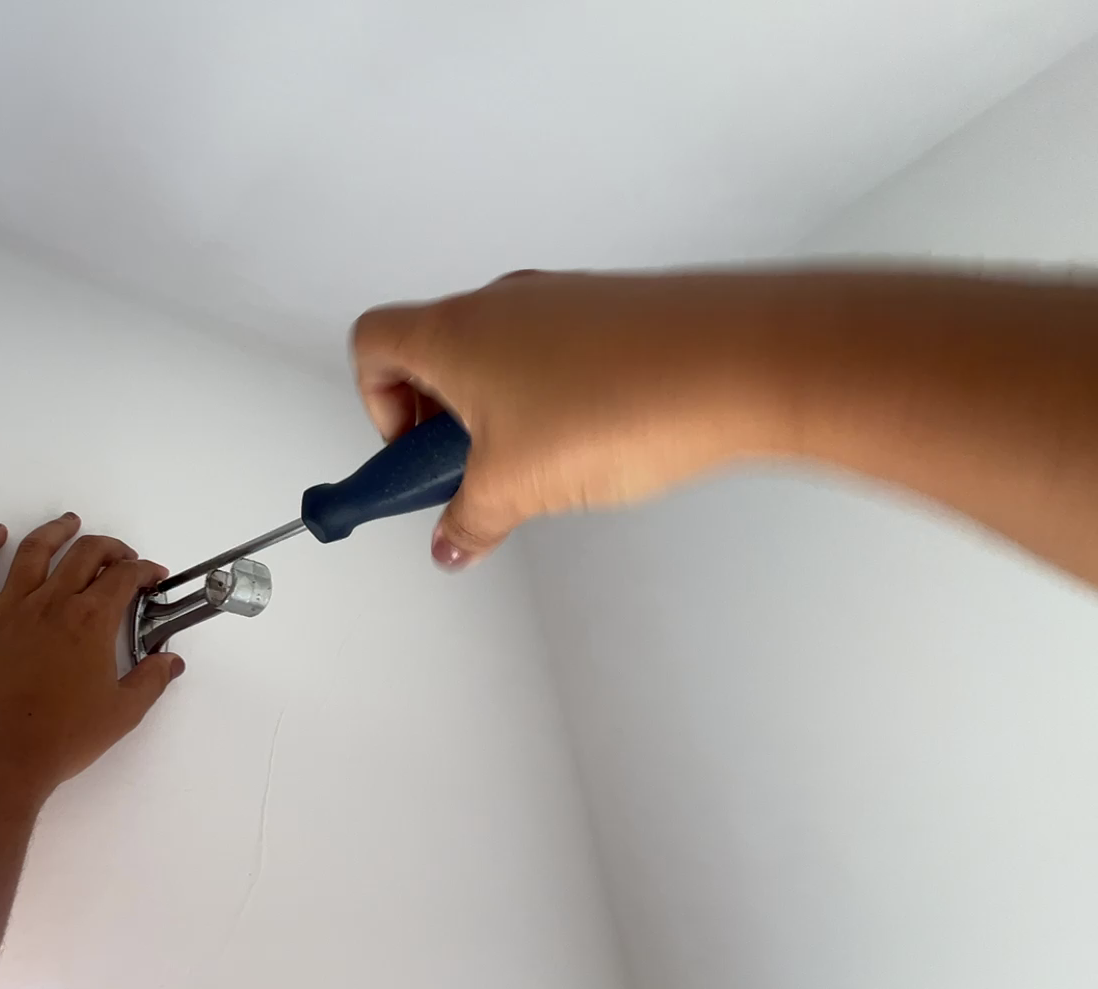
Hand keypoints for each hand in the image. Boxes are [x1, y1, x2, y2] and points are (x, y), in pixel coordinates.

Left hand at [0, 513, 182, 801]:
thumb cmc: (61, 739)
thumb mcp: (121, 714)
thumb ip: (151, 681)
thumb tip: (171, 660)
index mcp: (90, 621)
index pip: (124, 577)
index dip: (144, 569)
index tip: (153, 575)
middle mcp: (52, 601)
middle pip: (86, 553)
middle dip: (111, 548)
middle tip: (120, 557)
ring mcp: (10, 605)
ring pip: (35, 549)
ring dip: (57, 530)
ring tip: (69, 522)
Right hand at [352, 270, 791, 566]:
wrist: (759, 359)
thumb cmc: (617, 407)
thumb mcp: (516, 487)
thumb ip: (468, 523)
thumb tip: (453, 546)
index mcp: (453, 333)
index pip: (371, 344)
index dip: (374, 402)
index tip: (412, 451)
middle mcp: (498, 304)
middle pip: (428, 355)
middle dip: (436, 420)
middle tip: (469, 470)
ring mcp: (559, 301)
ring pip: (491, 356)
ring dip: (490, 411)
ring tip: (537, 462)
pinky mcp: (611, 311)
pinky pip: (547, 352)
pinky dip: (542, 395)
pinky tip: (588, 437)